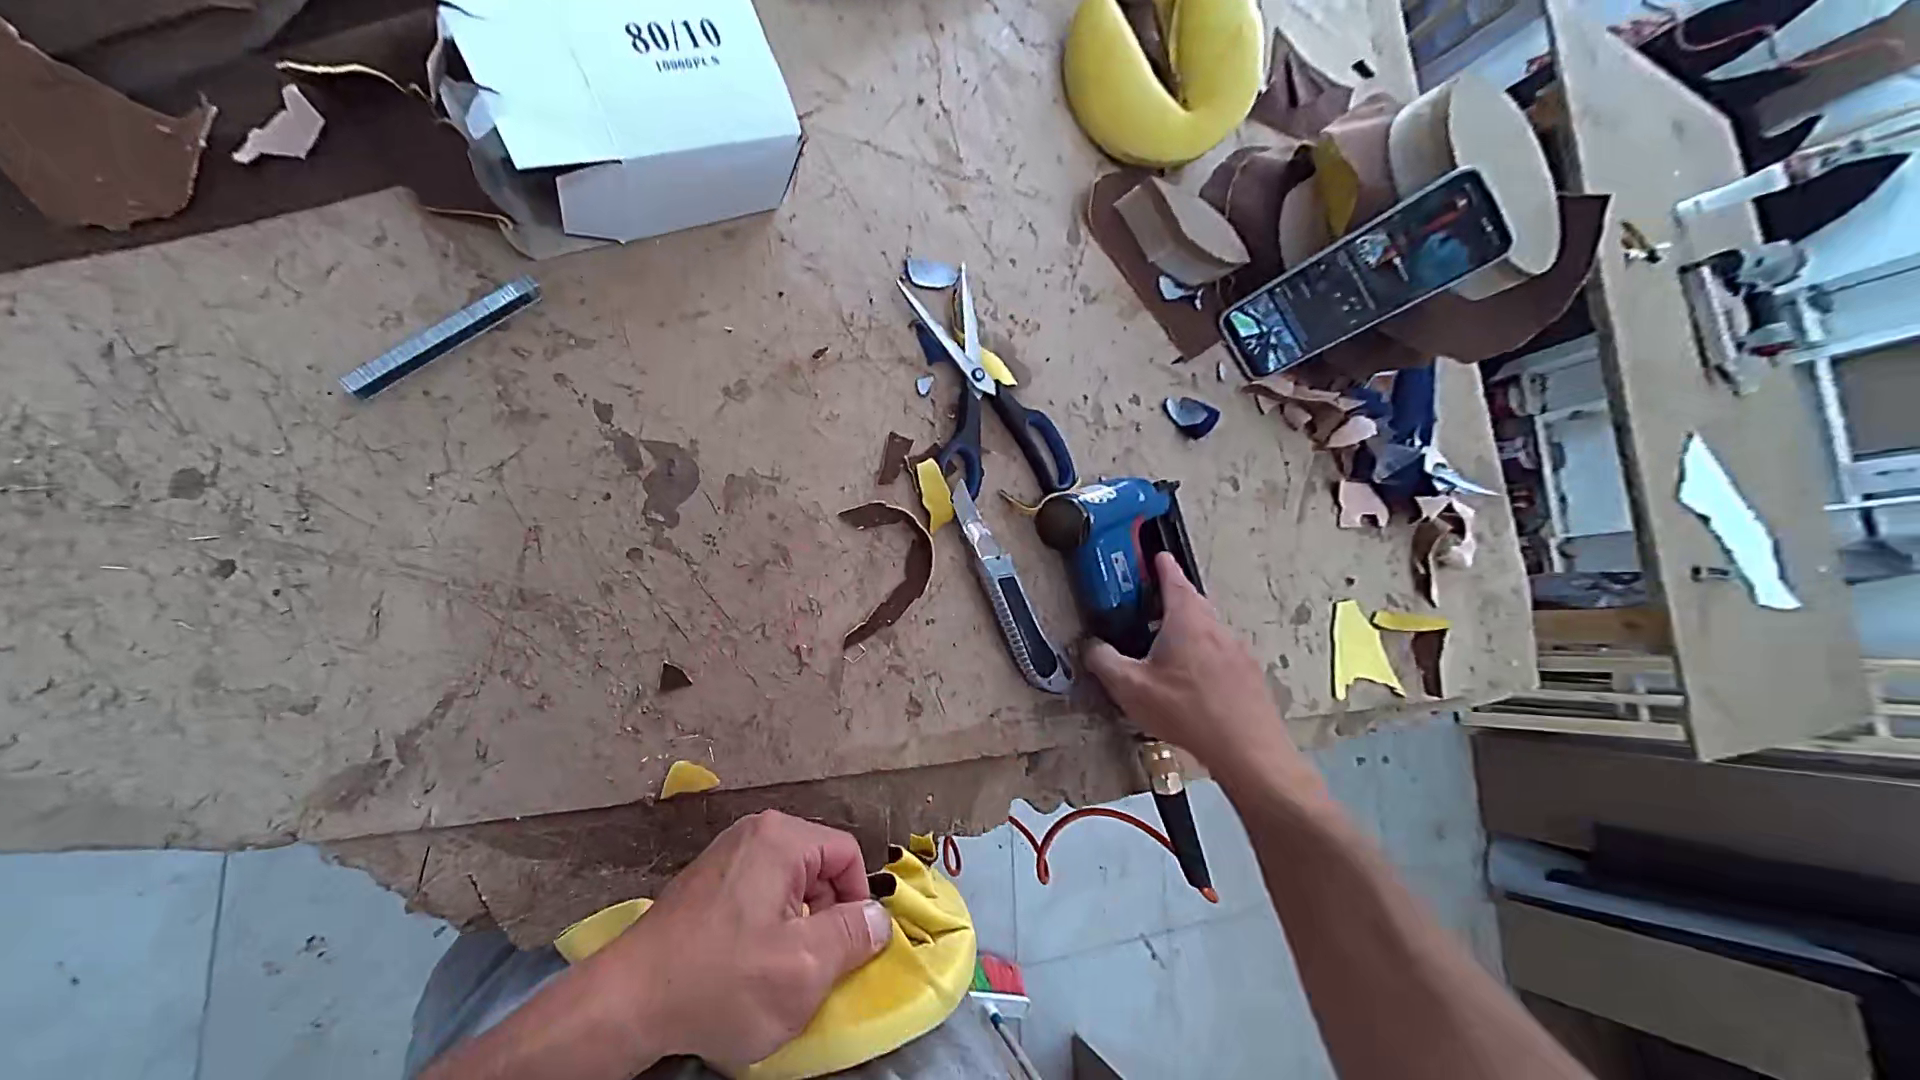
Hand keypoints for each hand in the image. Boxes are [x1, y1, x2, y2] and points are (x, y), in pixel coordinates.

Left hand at [594, 811, 892, 1074]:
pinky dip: (765, 927)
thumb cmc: (720, 981)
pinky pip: (757, 894)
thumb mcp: (804, 967)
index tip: (851, 946)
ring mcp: (724, 855)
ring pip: (788, 884)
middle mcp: (753, 833)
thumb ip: (854, 936)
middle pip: (817, 867)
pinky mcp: (705, 882)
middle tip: (813, 964)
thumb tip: (879, 918)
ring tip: (777, 970)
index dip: (859, 900)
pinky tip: (745, 966)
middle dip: (825, 916)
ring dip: (795, 926)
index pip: (846, 854)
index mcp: (780, 837)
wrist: (623, 1005)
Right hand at [1083, 553, 1318, 790]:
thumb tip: (1091, 647)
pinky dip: (1201, 654)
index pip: (1173, 579)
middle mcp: (1215, 628)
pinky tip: (1188, 680)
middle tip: (1151, 602)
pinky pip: (1219, 653)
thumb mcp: (1130, 686)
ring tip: (1164, 646)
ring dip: (1186, 629)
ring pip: (1206, 628)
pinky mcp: (1247, 675)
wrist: (1247, 749)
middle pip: (1192, 602)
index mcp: (1187, 620)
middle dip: (1171, 599)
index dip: (1161, 565)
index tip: (1157, 557)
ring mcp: (1236, 651)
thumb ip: (1103, 660)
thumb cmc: (1189, 712)